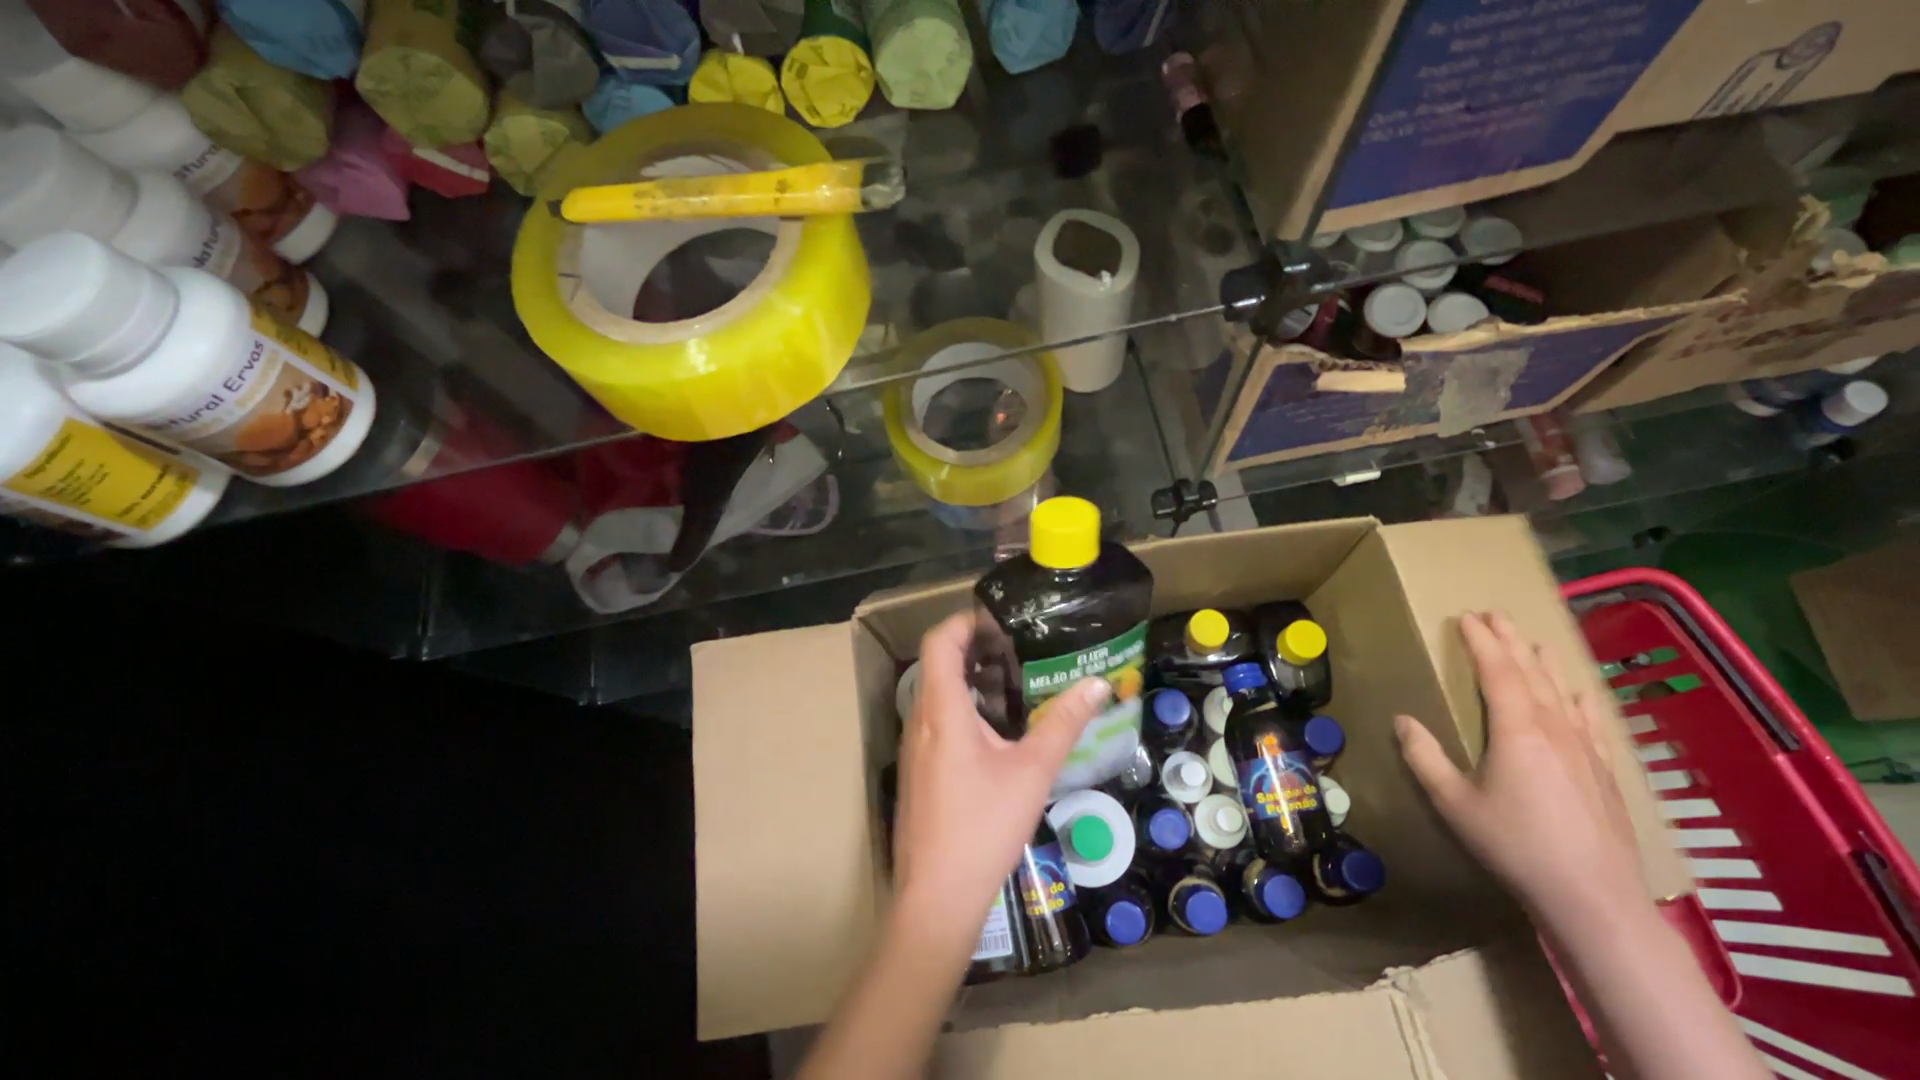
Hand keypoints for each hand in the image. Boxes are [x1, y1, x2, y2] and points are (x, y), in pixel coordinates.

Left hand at [891, 612, 1110, 928]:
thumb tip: (1097, 683)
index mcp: (941, 711)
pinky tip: (999, 733)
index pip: (939, 641)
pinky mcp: (918, 773)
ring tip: (1017, 683)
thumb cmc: (984, 826)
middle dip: (975, 650)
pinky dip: (964, 711)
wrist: (937, 896)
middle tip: (1020, 648)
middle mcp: (920, 721)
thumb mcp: (1033, 772)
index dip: (965, 621)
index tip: (1001, 618)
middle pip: (938, 665)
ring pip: (937, 696)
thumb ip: (1064, 723)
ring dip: (970, 682)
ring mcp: (915, 749)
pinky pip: (937, 724)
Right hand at [1394, 611, 1647, 920]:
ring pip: (1562, 690)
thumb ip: (1425, 759)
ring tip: (1533, 640)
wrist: (1592, 894)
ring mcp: (1585, 747)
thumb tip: (1402, 720)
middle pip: (1531, 672)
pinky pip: (1591, 719)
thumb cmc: (1514, 845)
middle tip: (1495, 614)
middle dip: (1510, 641)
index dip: (1481, 642)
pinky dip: (1579, 697)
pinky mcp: (1605, 769)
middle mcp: (1554, 728)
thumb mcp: (1454, 804)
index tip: (1465, 617)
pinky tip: (1577, 692)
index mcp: (1516, 731)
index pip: (1497, 672)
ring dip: (1543, 661)